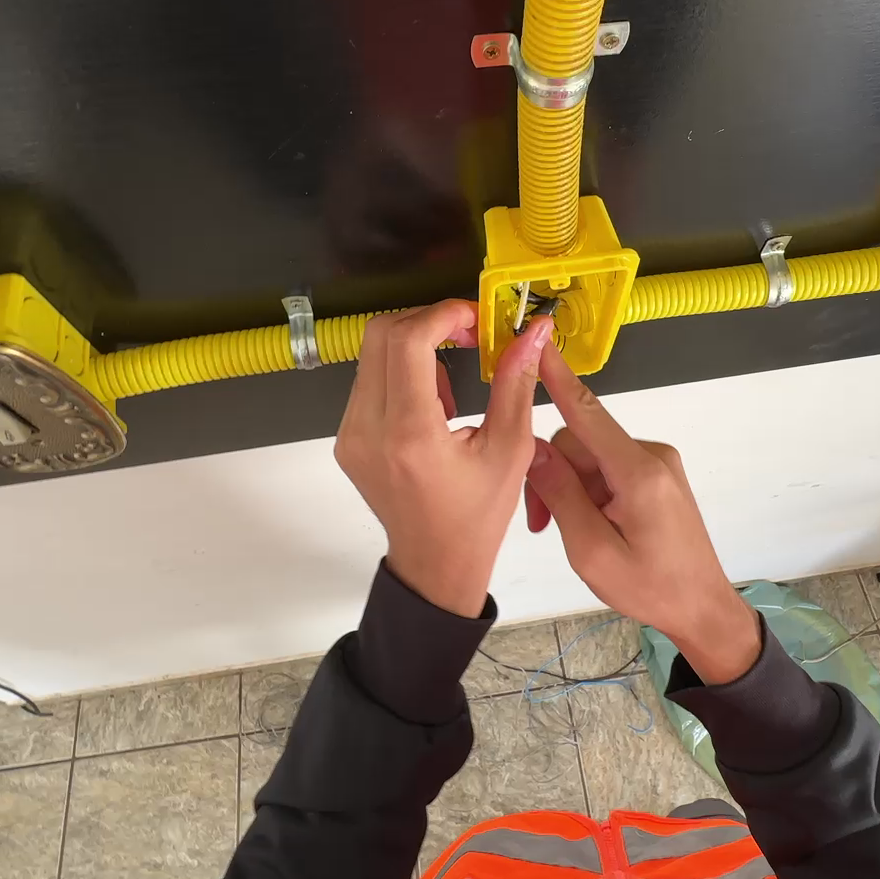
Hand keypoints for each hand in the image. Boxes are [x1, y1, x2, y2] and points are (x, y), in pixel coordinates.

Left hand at [335, 300, 554, 616]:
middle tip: (468, 335)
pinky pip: (369, 380)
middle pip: (381, 335)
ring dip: (414, 346)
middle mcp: (368, 429)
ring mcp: (350, 433)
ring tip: (451, 384)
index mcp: (410, 434)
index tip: (476, 320)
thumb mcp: (511, 449)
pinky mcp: (346, 437)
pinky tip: (431, 404)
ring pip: (372, 354)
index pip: (408, 341)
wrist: (434, 564)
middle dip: (428, 321)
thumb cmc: (477, 516)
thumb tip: (533, 330)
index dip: (443, 314)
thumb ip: (517, 381)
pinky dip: (401, 372)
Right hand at [523, 345, 761, 683]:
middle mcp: (651, 455)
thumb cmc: (650, 589)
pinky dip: (589, 489)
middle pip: (579, 442)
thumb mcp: (592, 551)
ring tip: (565, 530)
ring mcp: (657, 462)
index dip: (558, 378)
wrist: (703, 610)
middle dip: (552, 475)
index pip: (587, 413)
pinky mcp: (656, 473)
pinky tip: (589, 522)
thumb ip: (561, 495)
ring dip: (570, 487)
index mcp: (638, 473)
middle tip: (538, 524)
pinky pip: (607, 466)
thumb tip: (533, 449)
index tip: (538, 342)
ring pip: (590, 456)